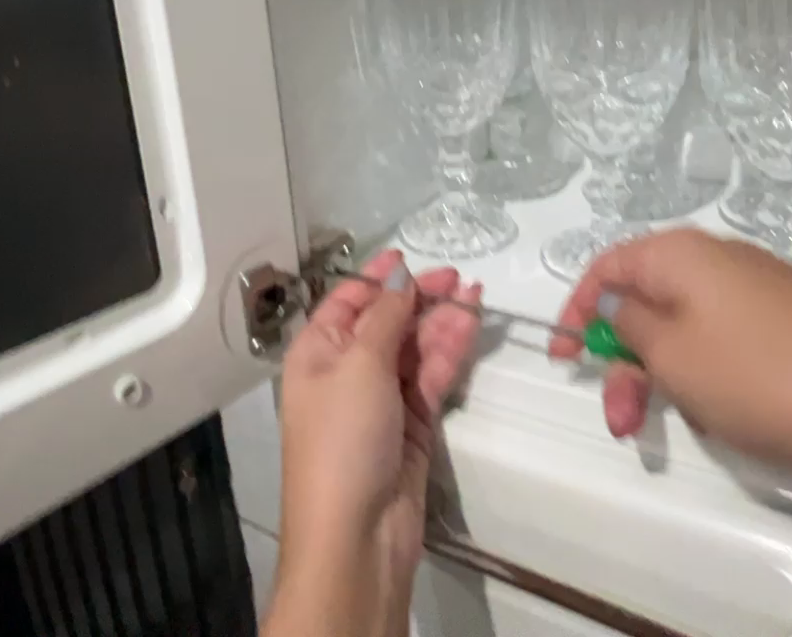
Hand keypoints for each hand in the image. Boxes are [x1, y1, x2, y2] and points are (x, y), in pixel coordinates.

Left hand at [265, 250, 480, 636]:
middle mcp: (346, 369)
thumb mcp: (359, 364)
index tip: (410, 257)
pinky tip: (470, 326)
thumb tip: (397, 274)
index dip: (378, 277)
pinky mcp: (411, 423)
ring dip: (441, 321)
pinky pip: (430, 376)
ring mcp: (380, 397)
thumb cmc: (343, 438)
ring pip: (413, 347)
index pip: (348, 300)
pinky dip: (448, 351)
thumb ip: (385, 314)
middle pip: (386, 320)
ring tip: (475, 295)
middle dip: (419, 298)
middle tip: (458, 278)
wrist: (357, 534)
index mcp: (317, 351)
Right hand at [550, 229, 791, 474]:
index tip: (566, 361)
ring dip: (665, 375)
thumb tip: (616, 305)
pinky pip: (724, 340)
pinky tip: (727, 412)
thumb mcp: (674, 355)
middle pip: (643, 302)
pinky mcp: (787, 318)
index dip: (576, 312)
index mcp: (676, 254)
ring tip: (683, 424)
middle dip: (624, 362)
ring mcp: (754, 288)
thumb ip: (628, 325)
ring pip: (684, 327)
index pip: (604, 269)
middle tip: (624, 422)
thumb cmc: (766, 373)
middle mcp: (712, 258)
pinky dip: (707, 374)